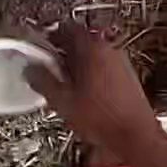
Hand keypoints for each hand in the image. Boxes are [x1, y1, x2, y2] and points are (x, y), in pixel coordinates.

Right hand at [26, 24, 165, 158]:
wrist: (135, 138)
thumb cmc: (103, 118)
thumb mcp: (62, 100)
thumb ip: (42, 80)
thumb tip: (31, 70)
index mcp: (92, 48)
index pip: (67, 28)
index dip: (50, 35)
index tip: (40, 45)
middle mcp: (109, 50)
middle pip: (80, 40)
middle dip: (62, 52)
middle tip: (48, 65)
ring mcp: (121, 64)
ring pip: (92, 55)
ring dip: (76, 64)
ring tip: (63, 82)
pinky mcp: (127, 78)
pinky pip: (103, 67)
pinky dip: (90, 73)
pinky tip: (82, 93)